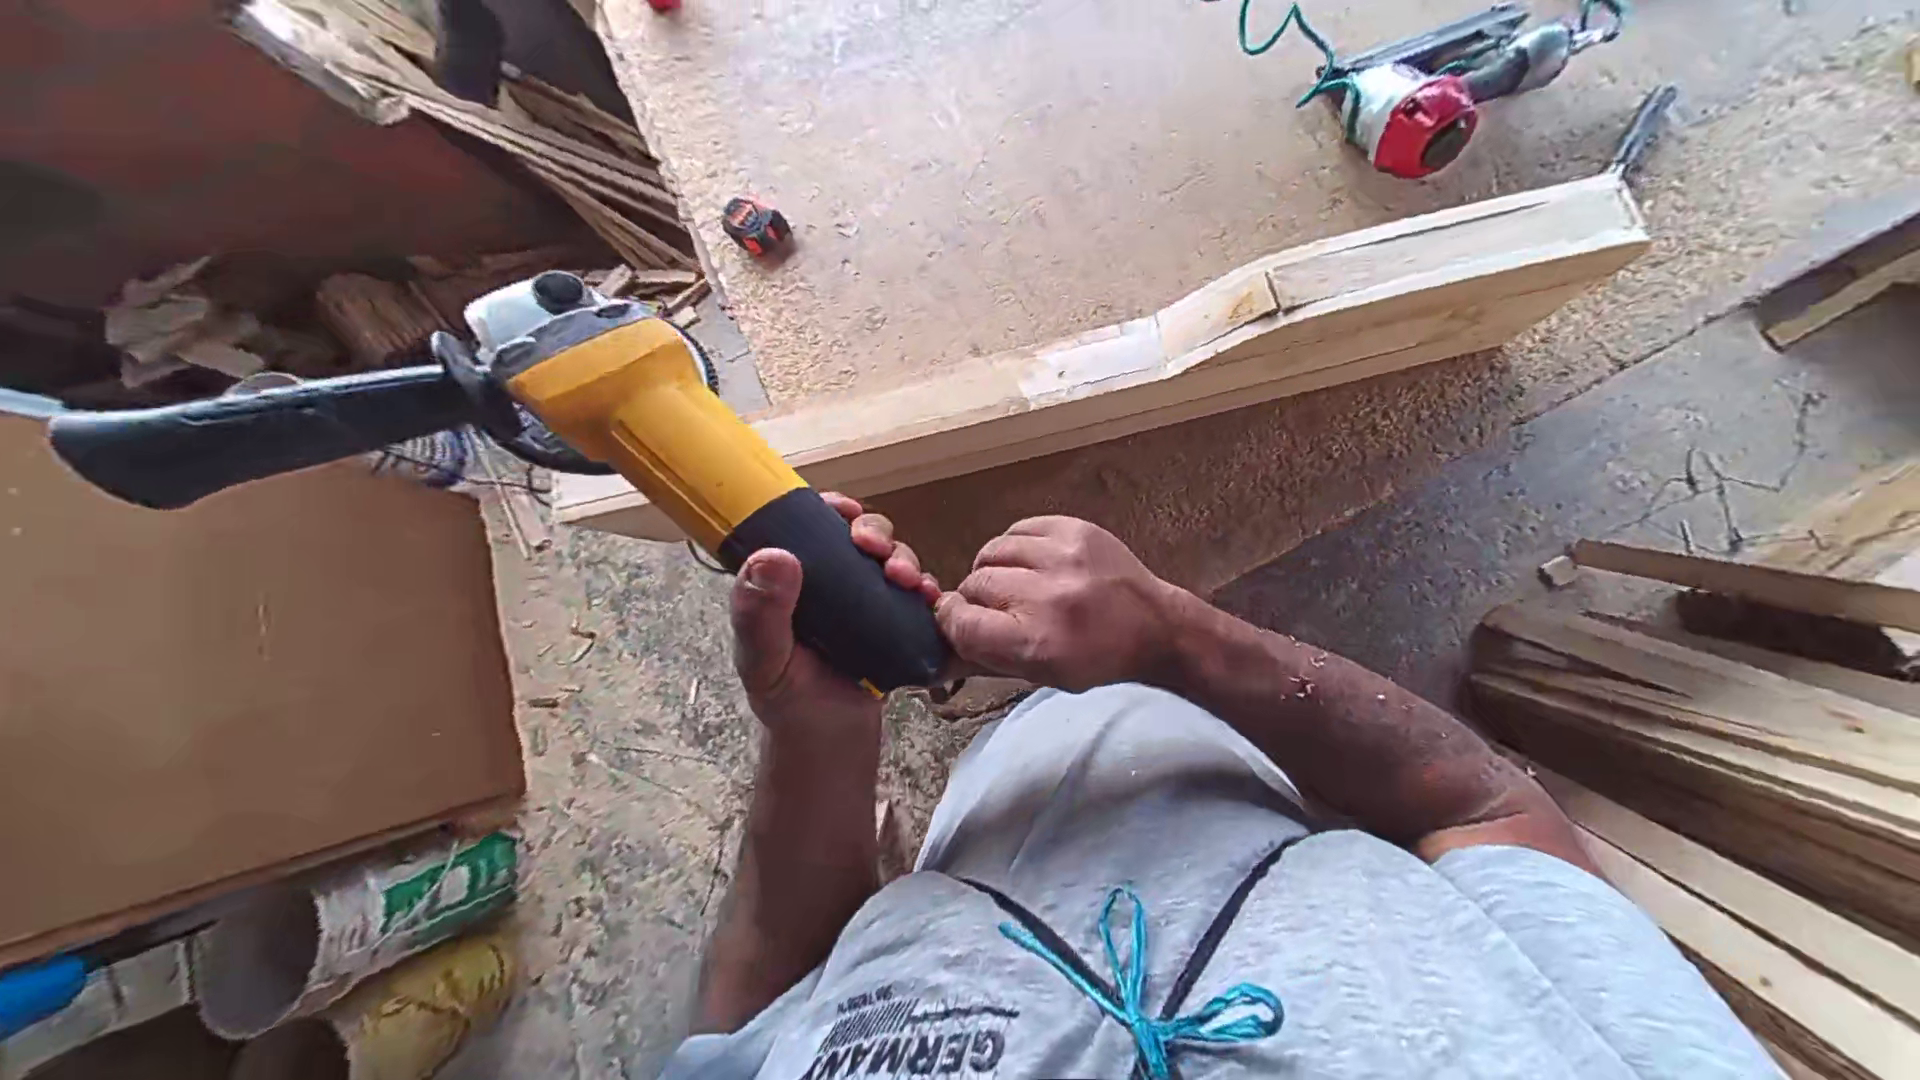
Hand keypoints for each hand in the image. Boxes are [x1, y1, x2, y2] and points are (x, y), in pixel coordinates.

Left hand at [730, 493, 939, 735]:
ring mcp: (865, 598)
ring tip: (907, 580)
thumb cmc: (787, 699)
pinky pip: (915, 592)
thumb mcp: (763, 659)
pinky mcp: (895, 618)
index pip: (809, 525)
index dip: (828, 509)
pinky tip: (928, 596)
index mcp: (791, 579)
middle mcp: (830, 580)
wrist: (829, 740)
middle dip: (875, 532)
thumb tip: (774, 556)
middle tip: (876, 549)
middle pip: (858, 535)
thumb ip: (759, 614)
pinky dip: (926, 587)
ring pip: (891, 558)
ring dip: (903, 558)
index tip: (845, 510)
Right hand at [935, 516, 1184, 690]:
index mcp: (1036, 641)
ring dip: (993, 570)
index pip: (961, 622)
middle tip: (998, 608)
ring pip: (991, 552)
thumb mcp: (1039, 673)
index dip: (952, 621)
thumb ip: (984, 656)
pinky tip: (1030, 562)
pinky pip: (1018, 529)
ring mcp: (1062, 556)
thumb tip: (936, 647)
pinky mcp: (1074, 529)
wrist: (1155, 626)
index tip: (960, 620)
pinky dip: (1015, 547)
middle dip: (977, 598)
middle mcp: (1047, 595)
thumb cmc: (1094, 658)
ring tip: (1013, 583)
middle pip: (974, 584)